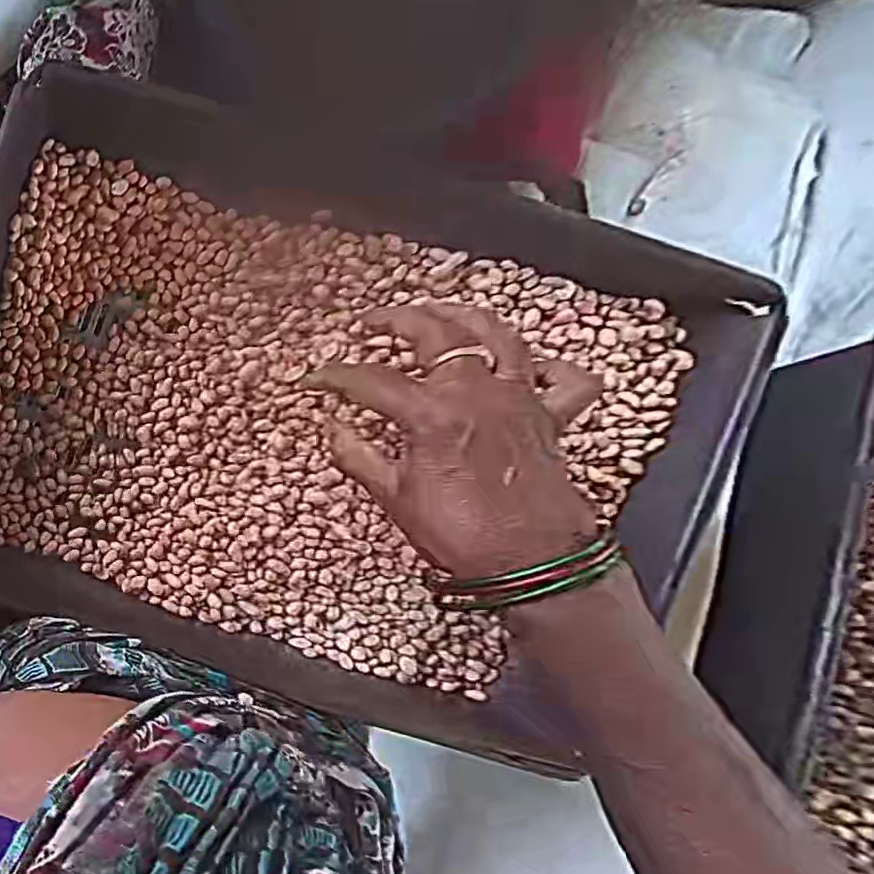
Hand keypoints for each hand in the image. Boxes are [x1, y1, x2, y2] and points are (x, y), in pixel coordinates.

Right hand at [309, 303, 603, 579]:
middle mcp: (480, 394)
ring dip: (463, 318)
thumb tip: (331, 427)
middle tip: (369, 322)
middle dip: (397, 321)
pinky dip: (543, 364)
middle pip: (437, 335)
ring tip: (437, 313)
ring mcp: (521, 400)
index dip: (335, 376)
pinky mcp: (551, 418)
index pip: (372, 380)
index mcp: (434, 414)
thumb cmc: (458, 530)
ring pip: (499, 336)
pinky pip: (561, 377)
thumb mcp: (390, 494)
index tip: (313, 379)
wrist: (530, 561)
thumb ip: (356, 454)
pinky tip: (522, 365)